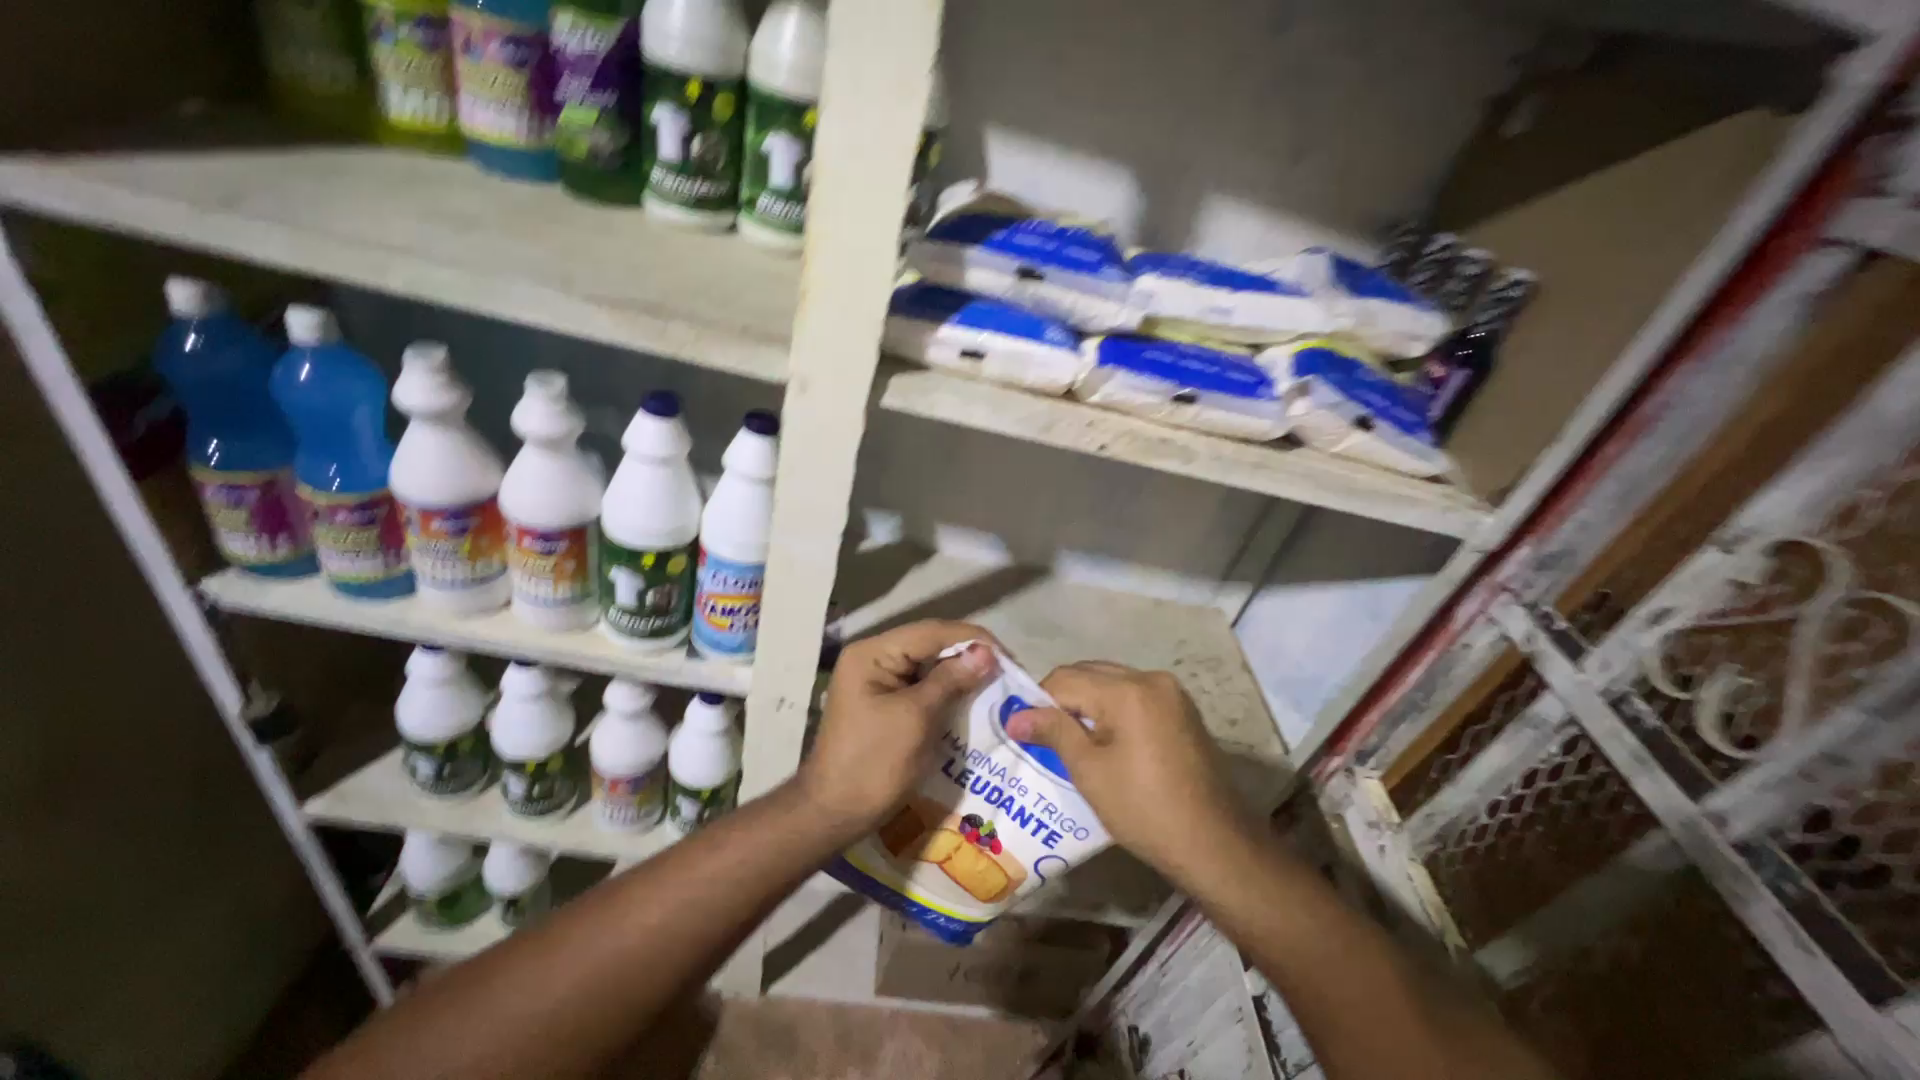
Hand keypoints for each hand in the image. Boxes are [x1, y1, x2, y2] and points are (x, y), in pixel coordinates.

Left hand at [795, 620, 998, 840]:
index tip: (1010, 657)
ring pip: (928, 666)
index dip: (972, 639)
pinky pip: (921, 688)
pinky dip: (947, 692)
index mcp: (872, 654)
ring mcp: (877, 682)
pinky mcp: (884, 704)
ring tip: (997, 684)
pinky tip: (972, 701)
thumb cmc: (874, 764)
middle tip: (1008, 672)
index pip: (931, 632)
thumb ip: (950, 680)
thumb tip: (987, 652)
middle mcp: (872, 659)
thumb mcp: (916, 718)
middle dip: (969, 655)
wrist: (835, 812)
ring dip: (960, 674)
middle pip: (929, 645)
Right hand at [1006, 662, 1257, 879]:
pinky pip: (1135, 698)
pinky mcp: (1183, 712)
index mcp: (1128, 690)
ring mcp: (1173, 694)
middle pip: (1090, 674)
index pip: (1065, 679)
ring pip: (1113, 684)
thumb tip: (1015, 716)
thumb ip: (1053, 732)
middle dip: (1063, 700)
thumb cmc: (1144, 809)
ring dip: (1088, 704)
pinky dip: (1113, 711)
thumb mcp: (1089, 771)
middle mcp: (1152, 679)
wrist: (1214, 844)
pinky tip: (1105, 743)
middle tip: (1043, 736)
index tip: (1023, 732)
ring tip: (1070, 741)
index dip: (1038, 702)